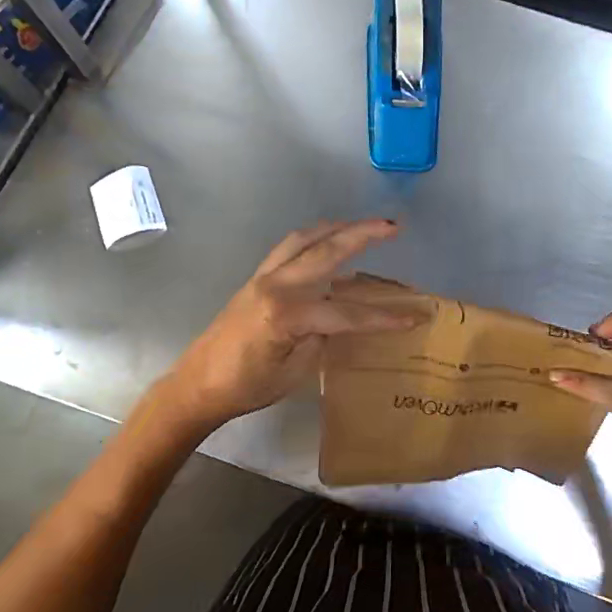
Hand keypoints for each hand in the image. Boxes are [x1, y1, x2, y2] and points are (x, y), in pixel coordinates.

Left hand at [159, 219, 418, 428]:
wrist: (199, 383)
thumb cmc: (247, 386)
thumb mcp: (294, 371)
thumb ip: (320, 338)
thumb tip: (338, 319)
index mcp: (286, 314)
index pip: (345, 312)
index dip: (381, 317)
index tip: (412, 318)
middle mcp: (275, 285)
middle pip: (326, 251)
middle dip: (362, 235)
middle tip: (393, 225)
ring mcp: (263, 278)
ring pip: (303, 239)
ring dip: (335, 228)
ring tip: (363, 225)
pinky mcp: (256, 279)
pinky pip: (289, 249)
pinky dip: (313, 239)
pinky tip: (327, 242)